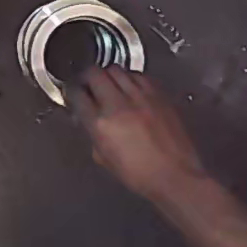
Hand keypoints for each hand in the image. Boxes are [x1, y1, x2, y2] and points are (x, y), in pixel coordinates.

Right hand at [72, 67, 208, 200]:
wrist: (176, 176)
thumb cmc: (139, 174)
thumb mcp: (105, 158)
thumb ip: (93, 134)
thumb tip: (91, 120)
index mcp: (100, 124)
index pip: (77, 94)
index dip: (71, 91)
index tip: (72, 92)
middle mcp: (118, 105)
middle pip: (94, 73)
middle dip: (87, 77)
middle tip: (89, 84)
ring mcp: (140, 97)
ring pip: (115, 69)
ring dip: (108, 76)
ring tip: (110, 85)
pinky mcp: (158, 95)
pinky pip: (138, 75)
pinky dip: (130, 79)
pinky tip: (131, 89)